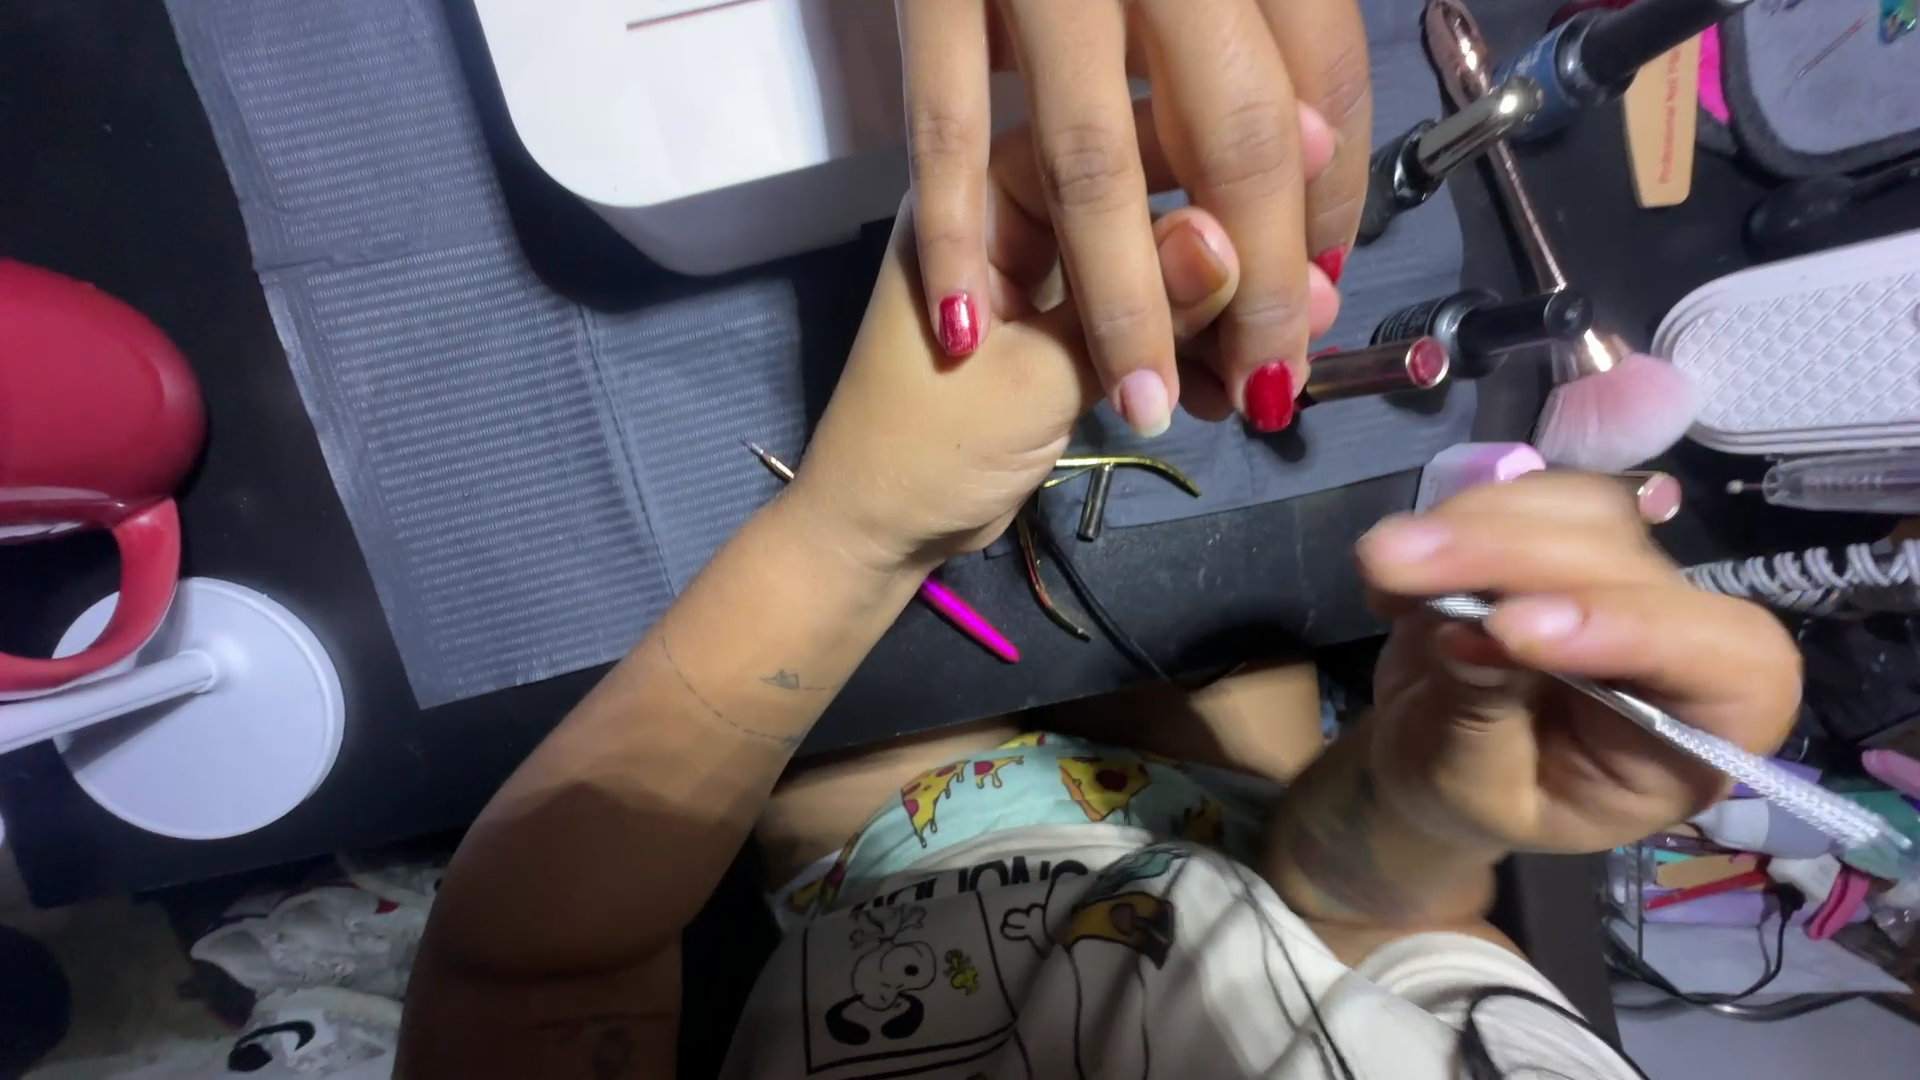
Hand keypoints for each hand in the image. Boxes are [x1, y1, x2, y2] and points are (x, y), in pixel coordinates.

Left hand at [897, 0, 1371, 434]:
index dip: (1202, 161)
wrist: (884, 531)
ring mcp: (1043, 288)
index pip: (1102, 148)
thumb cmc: (926, 449)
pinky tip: (1239, 383)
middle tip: (1317, 286)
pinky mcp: (1062, 342)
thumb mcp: (1033, 379)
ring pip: (1149, 282)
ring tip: (1297, 349)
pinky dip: (1186, 360)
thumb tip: (1232, 239)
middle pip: (1141, 217)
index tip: (1307, 163)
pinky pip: (1139, 334)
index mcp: (977, 201)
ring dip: (1220, 320)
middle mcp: (1014, 226)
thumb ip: (1133, 315)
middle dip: (1229, 260)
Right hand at [1356, 474, 1802, 856]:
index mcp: (1692, 728)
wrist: (1428, 760)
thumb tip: (1463, 629)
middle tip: (1390, 562)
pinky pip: (1515, 503)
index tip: (1509, 630)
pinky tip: (1388, 576)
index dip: (1629, 628)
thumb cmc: (1471, 796)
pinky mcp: (1538, 549)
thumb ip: (1482, 711)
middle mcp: (1666, 640)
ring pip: (1574, 512)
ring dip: (1470, 522)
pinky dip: (1443, 521)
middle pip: (1620, 564)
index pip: (1721, 660)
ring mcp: (1601, 583)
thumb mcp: (1475, 785)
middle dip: (1501, 556)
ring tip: (1379, 559)